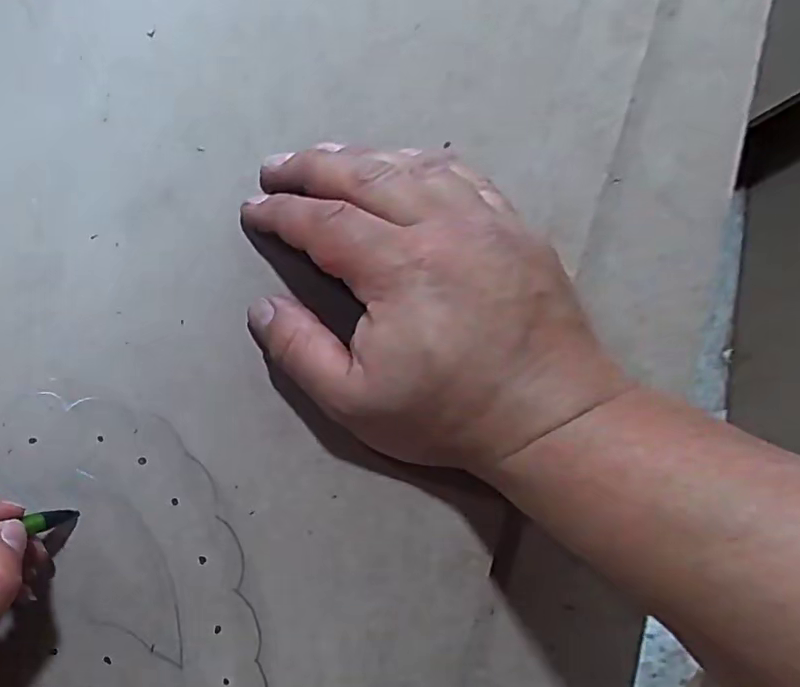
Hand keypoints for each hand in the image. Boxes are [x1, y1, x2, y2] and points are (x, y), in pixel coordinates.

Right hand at [240, 144, 632, 470]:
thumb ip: (299, 351)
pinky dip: (418, 163)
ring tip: (325, 157)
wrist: (547, 416)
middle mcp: (442, 227)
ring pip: (413, 167)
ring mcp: (486, 221)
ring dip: (361, 157)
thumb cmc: (443, 416)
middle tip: (274, 166)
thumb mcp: (352, 402)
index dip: (282, 213)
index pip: (325, 222)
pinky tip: (401, 165)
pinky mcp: (515, 228)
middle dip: (312, 168)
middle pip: (366, 177)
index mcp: (399, 268)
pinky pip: (460, 175)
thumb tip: (262, 308)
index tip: (252, 208)